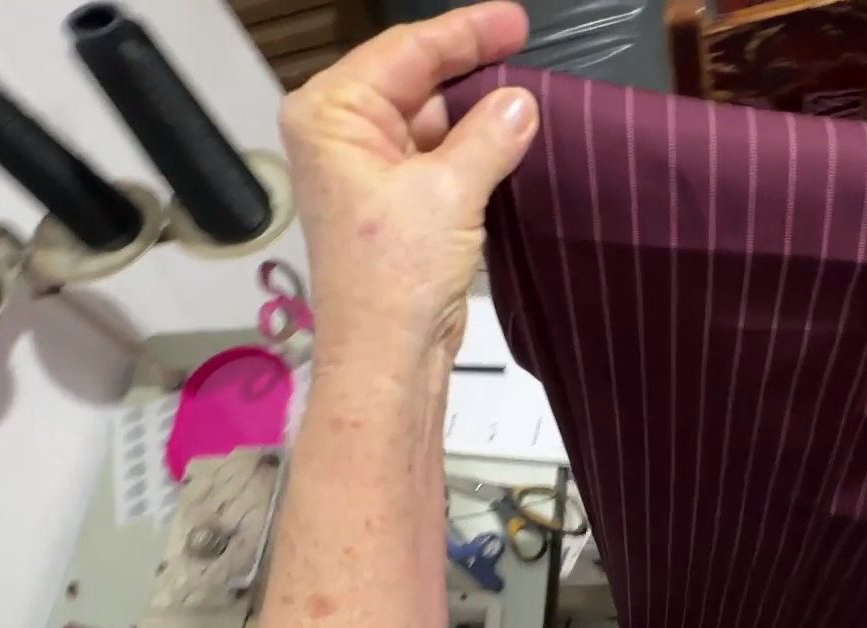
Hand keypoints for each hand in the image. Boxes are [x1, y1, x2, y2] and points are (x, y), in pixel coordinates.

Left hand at [278, 3, 537, 371]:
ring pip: (435, 129)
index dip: (465, 32)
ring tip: (532, 107)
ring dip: (480, 123)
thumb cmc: (398, 273)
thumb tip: (522, 103)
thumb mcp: (448, 192)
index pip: (404, 52)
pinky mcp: (402, 212)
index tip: (516, 20)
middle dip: (474, 78)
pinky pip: (443, 167)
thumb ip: (488, 137)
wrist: (389, 355)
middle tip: (531, 63)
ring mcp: (374, 177)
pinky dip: (477, 159)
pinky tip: (513, 149)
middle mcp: (346, 138)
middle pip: (418, 87)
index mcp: (333, 115)